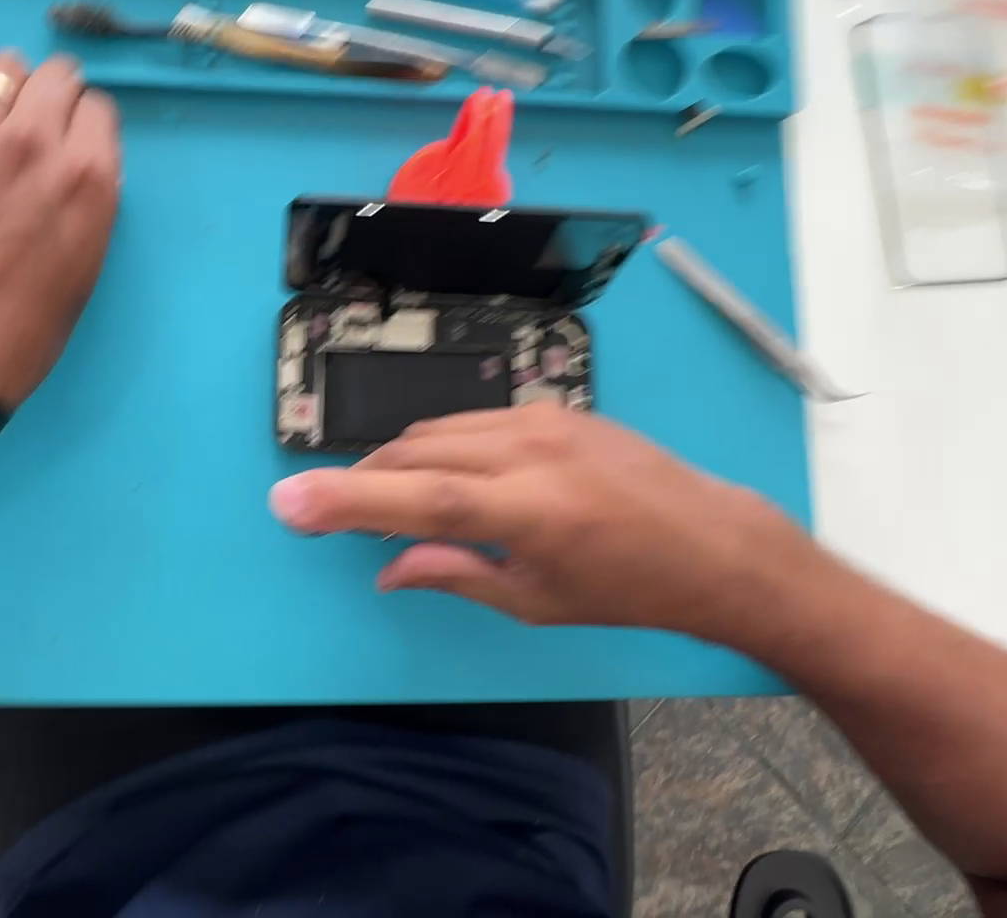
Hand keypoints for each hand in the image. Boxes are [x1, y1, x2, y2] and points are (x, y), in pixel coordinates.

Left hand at [0, 51, 120, 408]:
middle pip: (57, 75)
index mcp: (88, 178)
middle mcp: (36, 142)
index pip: (100, 108)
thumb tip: (75, 162)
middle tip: (43, 127)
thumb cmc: (27, 323)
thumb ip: (87, 197)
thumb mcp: (87, 261)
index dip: (89, 125)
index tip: (78, 143)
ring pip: (3, 68)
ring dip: (10, 90)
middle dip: (58, 96)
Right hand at [267, 403, 817, 634]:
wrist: (717, 543)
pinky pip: (473, 420)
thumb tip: (386, 569)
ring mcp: (543, 418)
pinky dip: (441, 444)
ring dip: (400, 459)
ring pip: (438, 428)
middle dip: (366, 480)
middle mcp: (529, 449)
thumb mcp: (537, 599)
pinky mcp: (555, 406)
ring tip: (385, 494)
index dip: (345, 500)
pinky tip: (443, 471)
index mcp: (527, 510)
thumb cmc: (628, 589)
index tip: (289, 502)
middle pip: (415, 451)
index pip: (415, 498)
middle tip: (334, 510)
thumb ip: (453, 573)